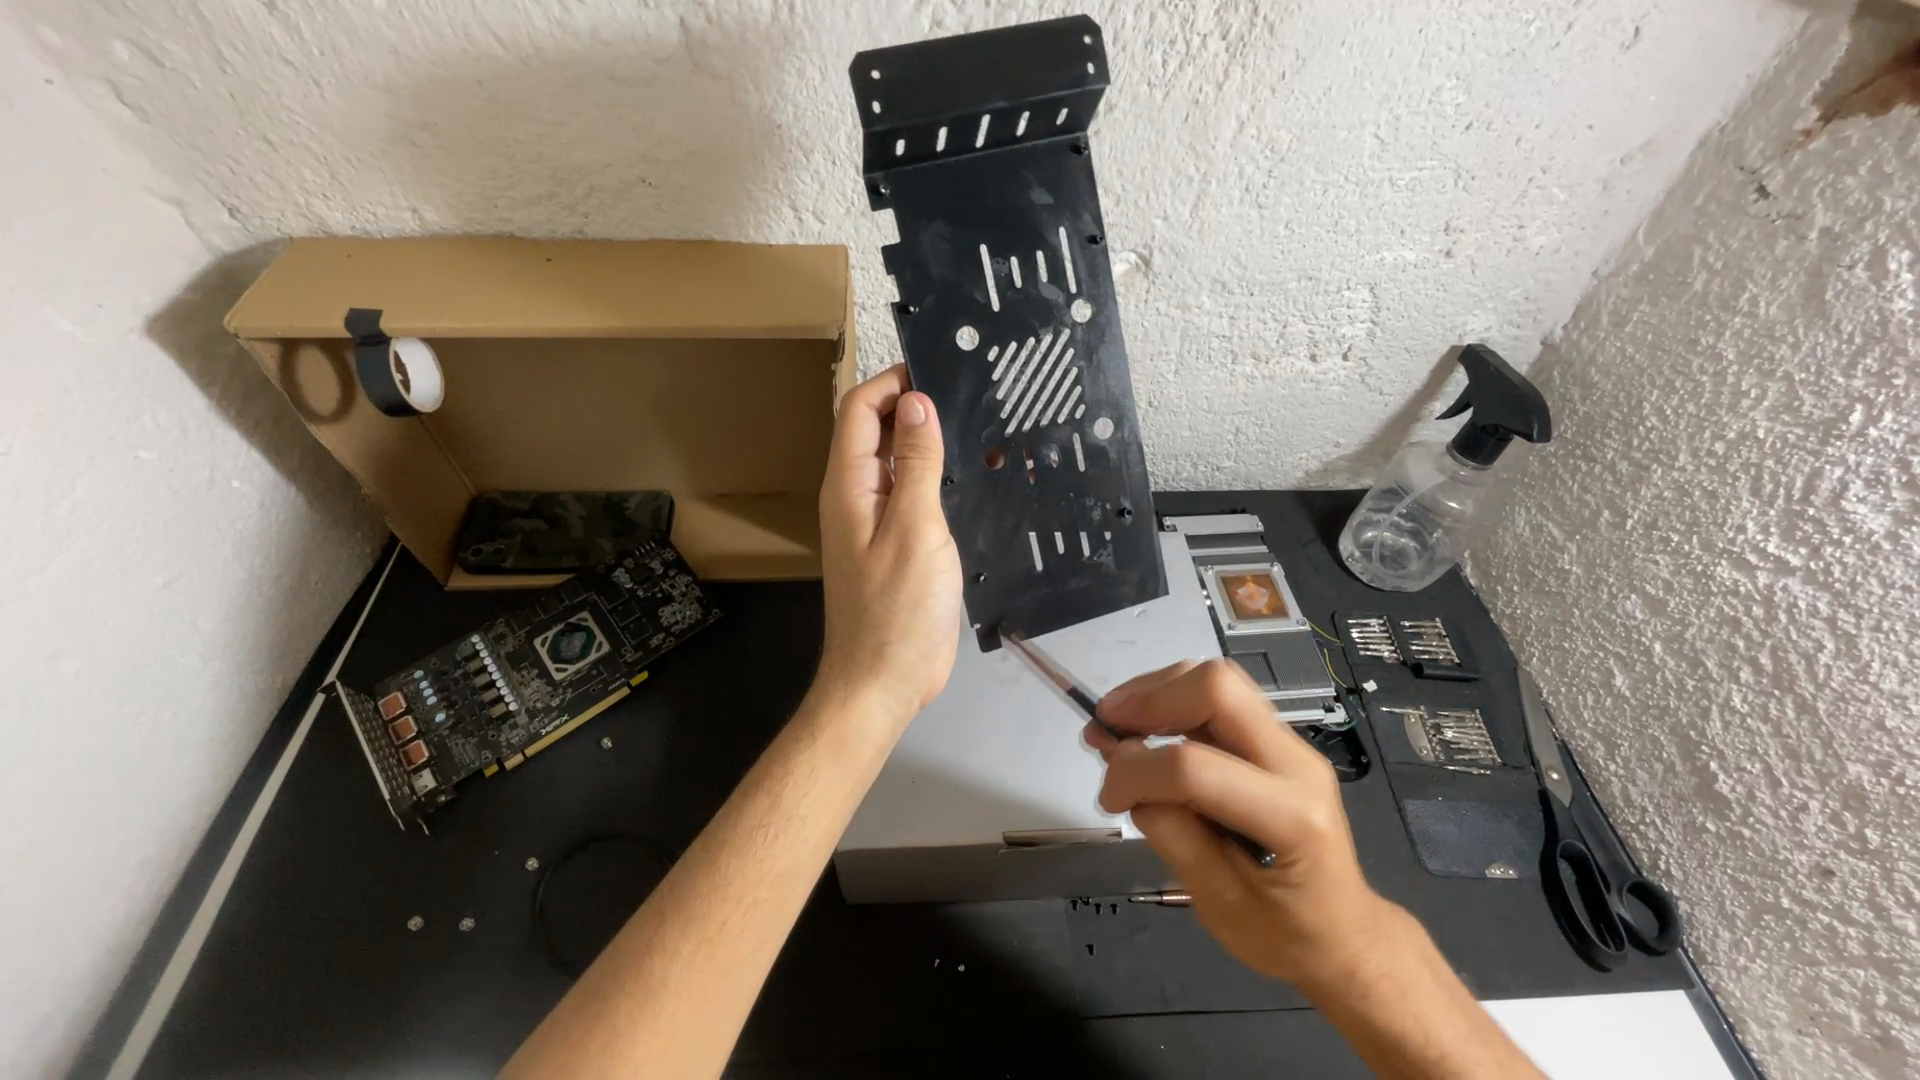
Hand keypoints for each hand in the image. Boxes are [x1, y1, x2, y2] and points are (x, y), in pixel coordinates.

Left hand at [814, 365, 962, 722]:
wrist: (883, 681)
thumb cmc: (896, 609)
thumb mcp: (914, 529)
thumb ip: (915, 465)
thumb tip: (916, 403)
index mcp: (849, 485)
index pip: (858, 410)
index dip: (892, 382)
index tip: (939, 369)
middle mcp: (857, 496)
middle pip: (875, 431)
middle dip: (913, 405)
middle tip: (969, 393)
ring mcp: (876, 522)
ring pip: (896, 463)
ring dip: (927, 441)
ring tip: (978, 426)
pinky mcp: (898, 545)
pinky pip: (911, 495)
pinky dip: (935, 477)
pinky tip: (970, 476)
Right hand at [1086, 659, 1395, 989]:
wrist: (1344, 935)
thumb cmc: (1286, 934)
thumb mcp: (1219, 904)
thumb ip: (1172, 834)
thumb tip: (1125, 775)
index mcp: (1293, 817)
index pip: (1195, 767)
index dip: (1135, 773)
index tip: (1107, 798)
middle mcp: (1298, 763)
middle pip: (1217, 689)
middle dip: (1148, 700)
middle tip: (1104, 727)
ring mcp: (1290, 744)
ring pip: (1217, 680)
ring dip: (1157, 692)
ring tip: (1116, 721)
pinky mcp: (1274, 739)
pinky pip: (1219, 697)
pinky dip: (1172, 700)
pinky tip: (1144, 726)